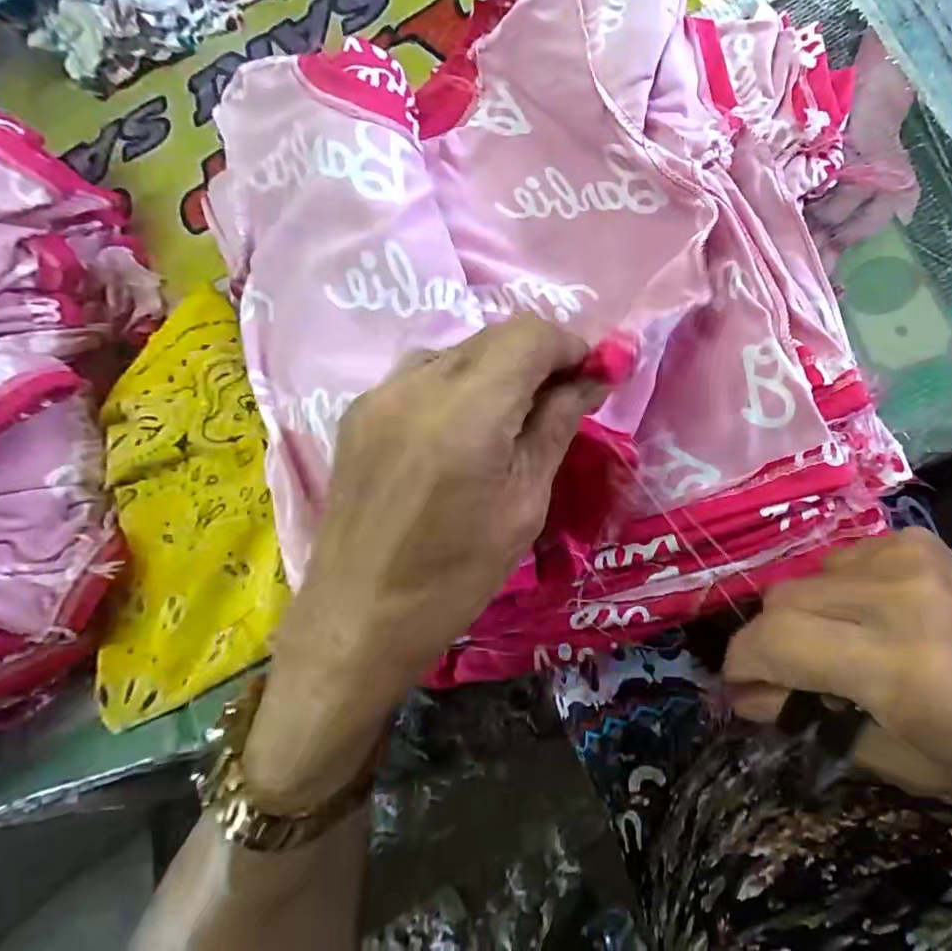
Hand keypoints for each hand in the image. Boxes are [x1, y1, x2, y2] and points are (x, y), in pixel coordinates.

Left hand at [243, 317, 606, 809]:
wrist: (359, 619)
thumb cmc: (457, 574)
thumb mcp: (525, 502)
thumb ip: (557, 425)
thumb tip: (593, 377)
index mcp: (468, 411)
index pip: (530, 334)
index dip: (571, 345)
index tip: (592, 377)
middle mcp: (418, 384)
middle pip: (495, 335)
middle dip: (538, 356)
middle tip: (561, 399)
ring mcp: (380, 393)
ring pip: (458, 349)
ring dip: (496, 369)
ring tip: (508, 420)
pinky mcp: (358, 411)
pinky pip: (422, 374)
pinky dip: (456, 385)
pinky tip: (459, 430)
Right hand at [724, 529, 951, 800]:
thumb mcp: (901, 762)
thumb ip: (812, 722)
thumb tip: (743, 697)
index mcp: (898, 665)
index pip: (778, 640)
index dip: (742, 662)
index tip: (739, 685)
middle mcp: (898, 598)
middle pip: (781, 600)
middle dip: (767, 641)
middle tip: (784, 673)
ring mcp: (908, 560)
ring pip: (805, 576)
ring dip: (802, 614)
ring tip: (833, 643)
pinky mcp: (917, 540)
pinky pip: (839, 559)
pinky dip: (834, 589)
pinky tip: (866, 613)